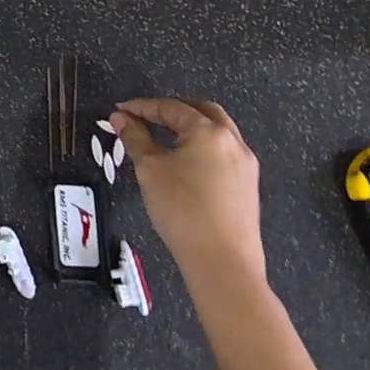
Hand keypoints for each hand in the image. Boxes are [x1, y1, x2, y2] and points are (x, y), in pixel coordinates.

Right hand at [110, 98, 263, 279]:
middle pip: (203, 111)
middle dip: (173, 110)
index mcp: (209, 132)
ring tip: (164, 137)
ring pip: (217, 132)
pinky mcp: (248, 187)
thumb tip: (120, 117)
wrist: (223, 263)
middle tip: (147, 116)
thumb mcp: (150, 170)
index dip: (143, 106)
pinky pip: (224, 153)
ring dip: (191, 128)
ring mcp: (246, 166)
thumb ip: (135, 138)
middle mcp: (233, 142)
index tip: (120, 110)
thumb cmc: (182, 209)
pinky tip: (186, 163)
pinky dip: (203, 147)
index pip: (171, 107)